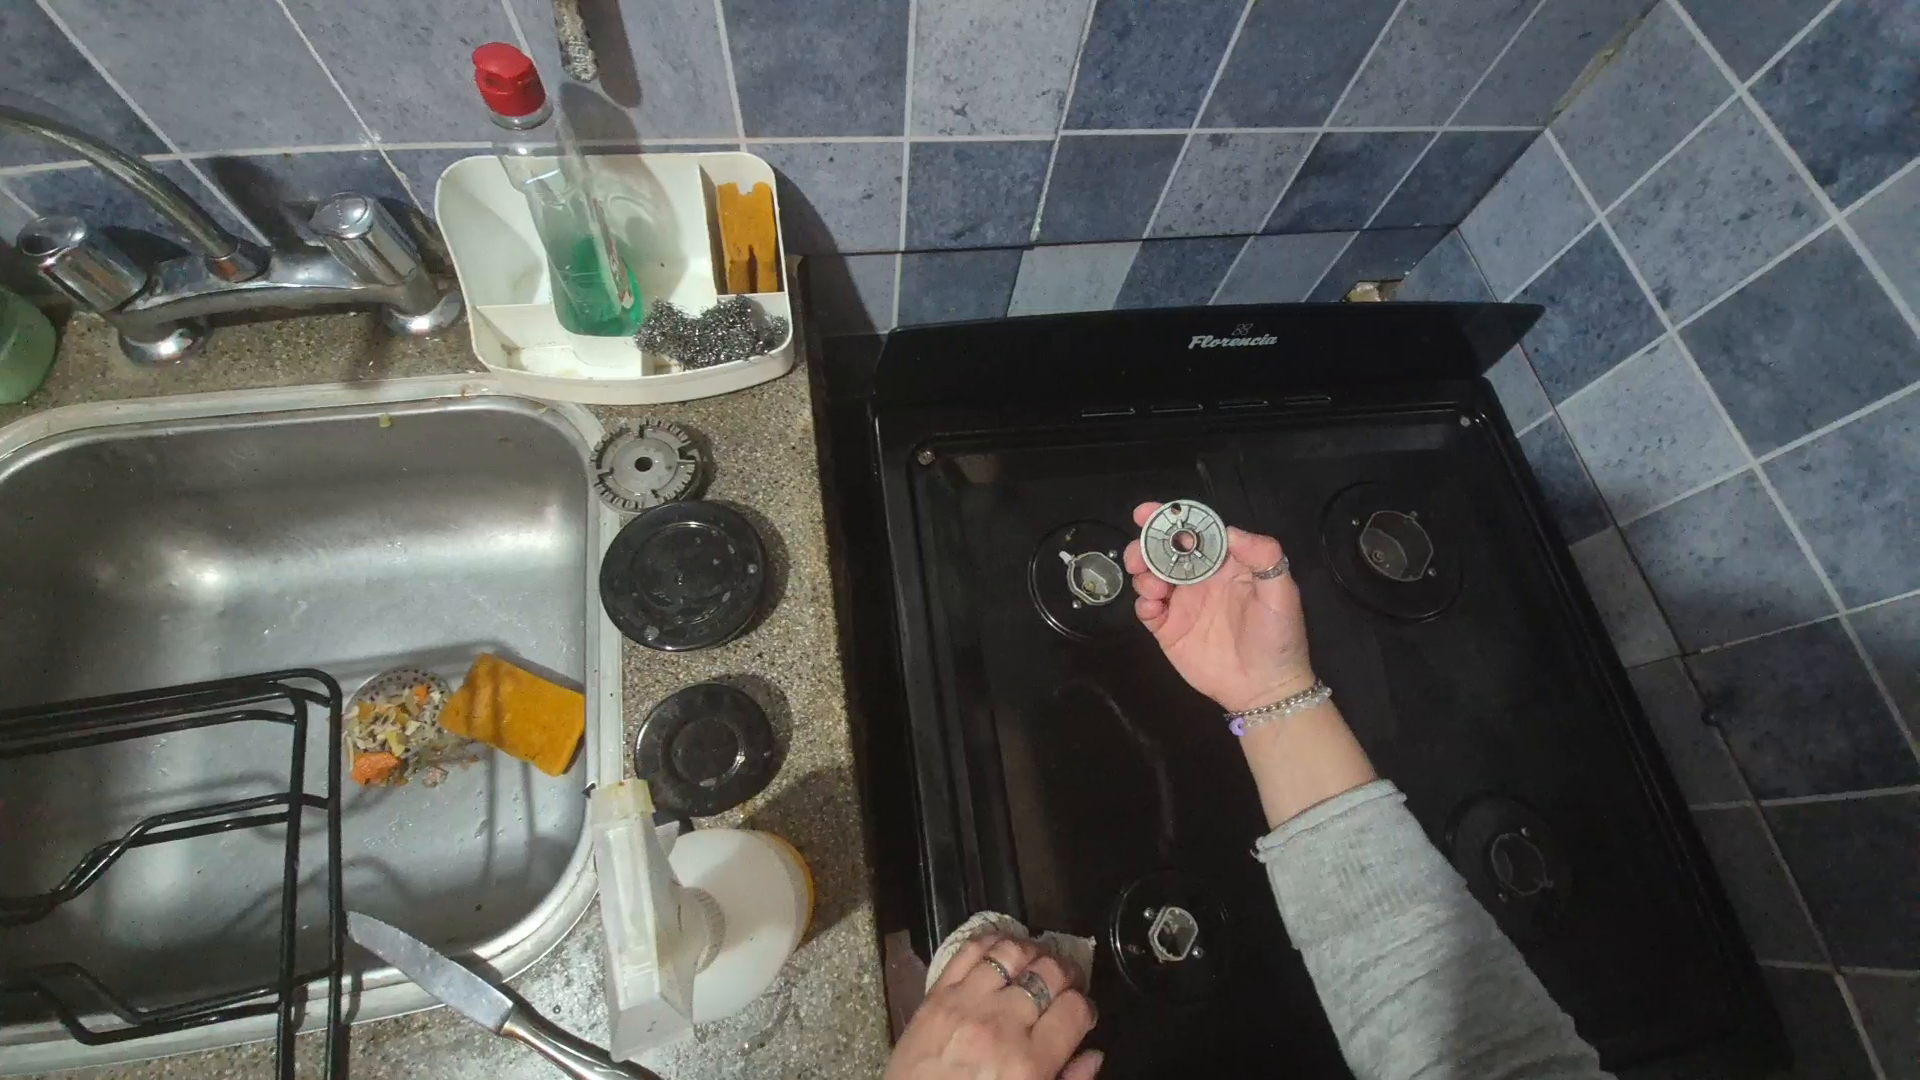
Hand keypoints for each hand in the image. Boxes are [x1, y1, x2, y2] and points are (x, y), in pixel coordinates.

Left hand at [884, 935, 1101, 1079]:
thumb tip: (1094, 1054)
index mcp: (1028, 1063)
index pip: (1074, 1009)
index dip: (1085, 1007)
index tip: (1082, 1013)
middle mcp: (1001, 1024)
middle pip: (1048, 971)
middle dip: (1066, 973)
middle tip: (1066, 982)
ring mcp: (967, 1001)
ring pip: (1012, 951)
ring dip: (1032, 951)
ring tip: (1037, 962)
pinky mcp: (938, 992)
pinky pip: (970, 949)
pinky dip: (992, 940)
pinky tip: (1002, 949)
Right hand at [1123, 502, 1316, 712]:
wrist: (1265, 689)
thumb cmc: (1278, 637)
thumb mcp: (1282, 593)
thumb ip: (1263, 557)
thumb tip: (1229, 531)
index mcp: (1224, 564)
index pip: (1194, 533)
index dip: (1171, 519)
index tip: (1149, 513)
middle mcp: (1198, 579)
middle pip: (1163, 551)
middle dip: (1145, 545)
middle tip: (1138, 554)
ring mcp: (1181, 604)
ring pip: (1149, 576)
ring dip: (1142, 573)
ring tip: (1153, 586)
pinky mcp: (1167, 629)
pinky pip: (1145, 609)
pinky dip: (1142, 603)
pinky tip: (1154, 608)